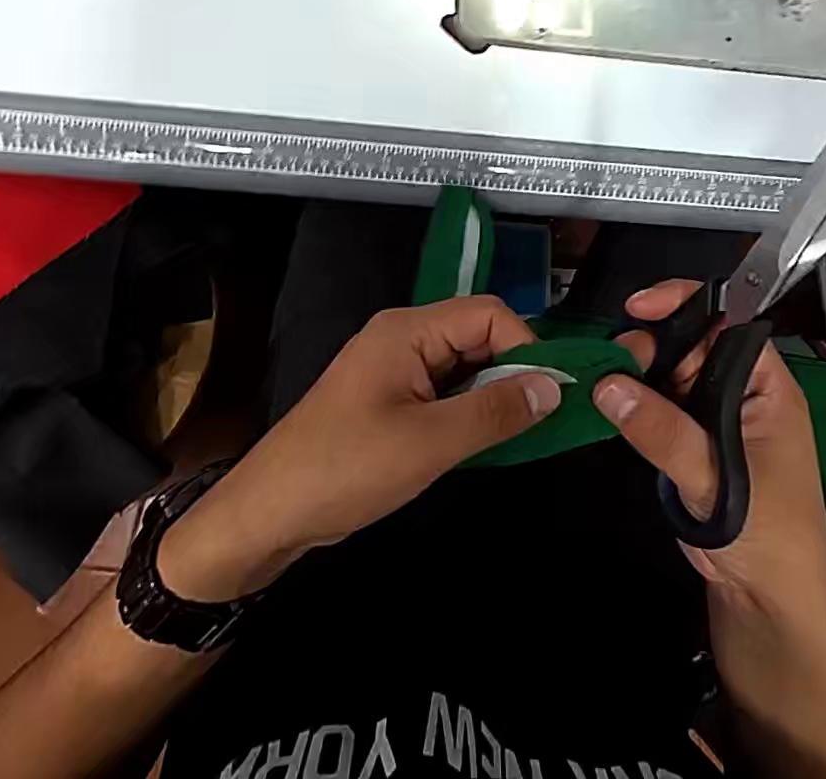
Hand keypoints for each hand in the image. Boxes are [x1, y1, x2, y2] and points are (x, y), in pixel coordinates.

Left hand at [157, 295, 562, 600]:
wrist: (271, 511)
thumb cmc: (347, 468)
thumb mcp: (430, 442)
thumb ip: (496, 411)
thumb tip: (554, 386)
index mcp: (409, 330)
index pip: (489, 314)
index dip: (526, 347)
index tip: (549, 395)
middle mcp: (404, 337)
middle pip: (479, 335)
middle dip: (513, 372)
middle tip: (541, 418)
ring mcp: (396, 367)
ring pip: (466, 365)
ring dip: (494, 394)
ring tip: (519, 432)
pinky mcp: (393, 397)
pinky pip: (447, 389)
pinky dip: (471, 410)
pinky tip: (487, 438)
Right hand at [595, 280, 825, 605]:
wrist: (767, 602)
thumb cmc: (769, 537)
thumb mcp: (717, 479)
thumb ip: (663, 431)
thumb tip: (608, 385)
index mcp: (765, 387)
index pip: (727, 323)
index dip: (685, 305)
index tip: (638, 308)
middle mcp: (738, 393)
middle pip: (689, 345)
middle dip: (651, 344)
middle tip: (615, 361)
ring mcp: (711, 418)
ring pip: (667, 376)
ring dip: (637, 375)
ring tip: (607, 385)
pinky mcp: (687, 442)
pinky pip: (656, 407)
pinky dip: (632, 403)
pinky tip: (611, 405)